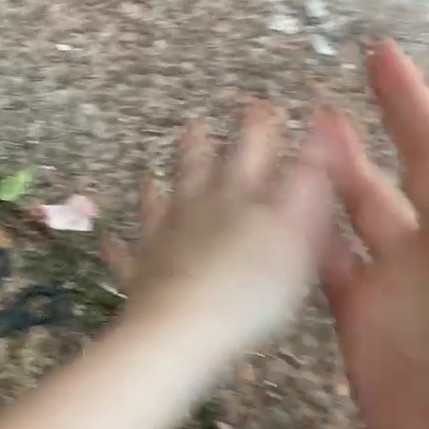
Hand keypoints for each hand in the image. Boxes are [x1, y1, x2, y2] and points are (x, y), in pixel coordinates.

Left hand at [111, 103, 338, 350]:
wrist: (186, 322)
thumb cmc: (254, 286)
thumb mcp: (299, 235)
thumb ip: (309, 185)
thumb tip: (321, 137)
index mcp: (239, 198)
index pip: (252, 152)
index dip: (257, 127)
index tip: (260, 106)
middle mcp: (195, 208)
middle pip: (196, 169)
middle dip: (200, 144)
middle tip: (196, 122)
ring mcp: (162, 237)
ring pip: (156, 202)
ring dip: (154, 187)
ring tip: (149, 174)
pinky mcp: (140, 269)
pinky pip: (124, 254)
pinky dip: (116, 245)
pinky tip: (107, 238)